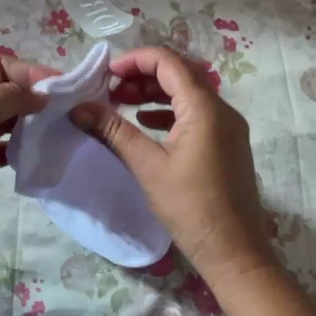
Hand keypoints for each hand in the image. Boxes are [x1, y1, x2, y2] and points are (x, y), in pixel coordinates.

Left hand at [0, 55, 53, 249]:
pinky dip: (20, 149)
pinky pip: (5, 149)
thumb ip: (8, 96)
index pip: (0, 66)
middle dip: (34, 98)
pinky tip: (34, 155)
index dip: (30, 73)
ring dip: (30, 124)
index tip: (61, 87)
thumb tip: (42, 94)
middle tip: (65, 111)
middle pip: (6, 92)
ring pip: (8, 120)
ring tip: (55, 131)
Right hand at [69, 47, 274, 279]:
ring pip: (187, 92)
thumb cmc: (192, 208)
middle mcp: (221, 109)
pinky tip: (146, 122)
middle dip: (141, 75)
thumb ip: (113, 130)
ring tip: (122, 103)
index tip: (106, 74)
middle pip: (178, 73)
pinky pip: (195, 112)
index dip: (133, 60)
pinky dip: (168, 110)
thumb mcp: (147, 166)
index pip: (167, 62)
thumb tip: (79, 108)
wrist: (236, 255)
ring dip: (153, 92)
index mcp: (204, 108)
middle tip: (110, 90)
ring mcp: (228, 127)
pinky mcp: (227, 143)